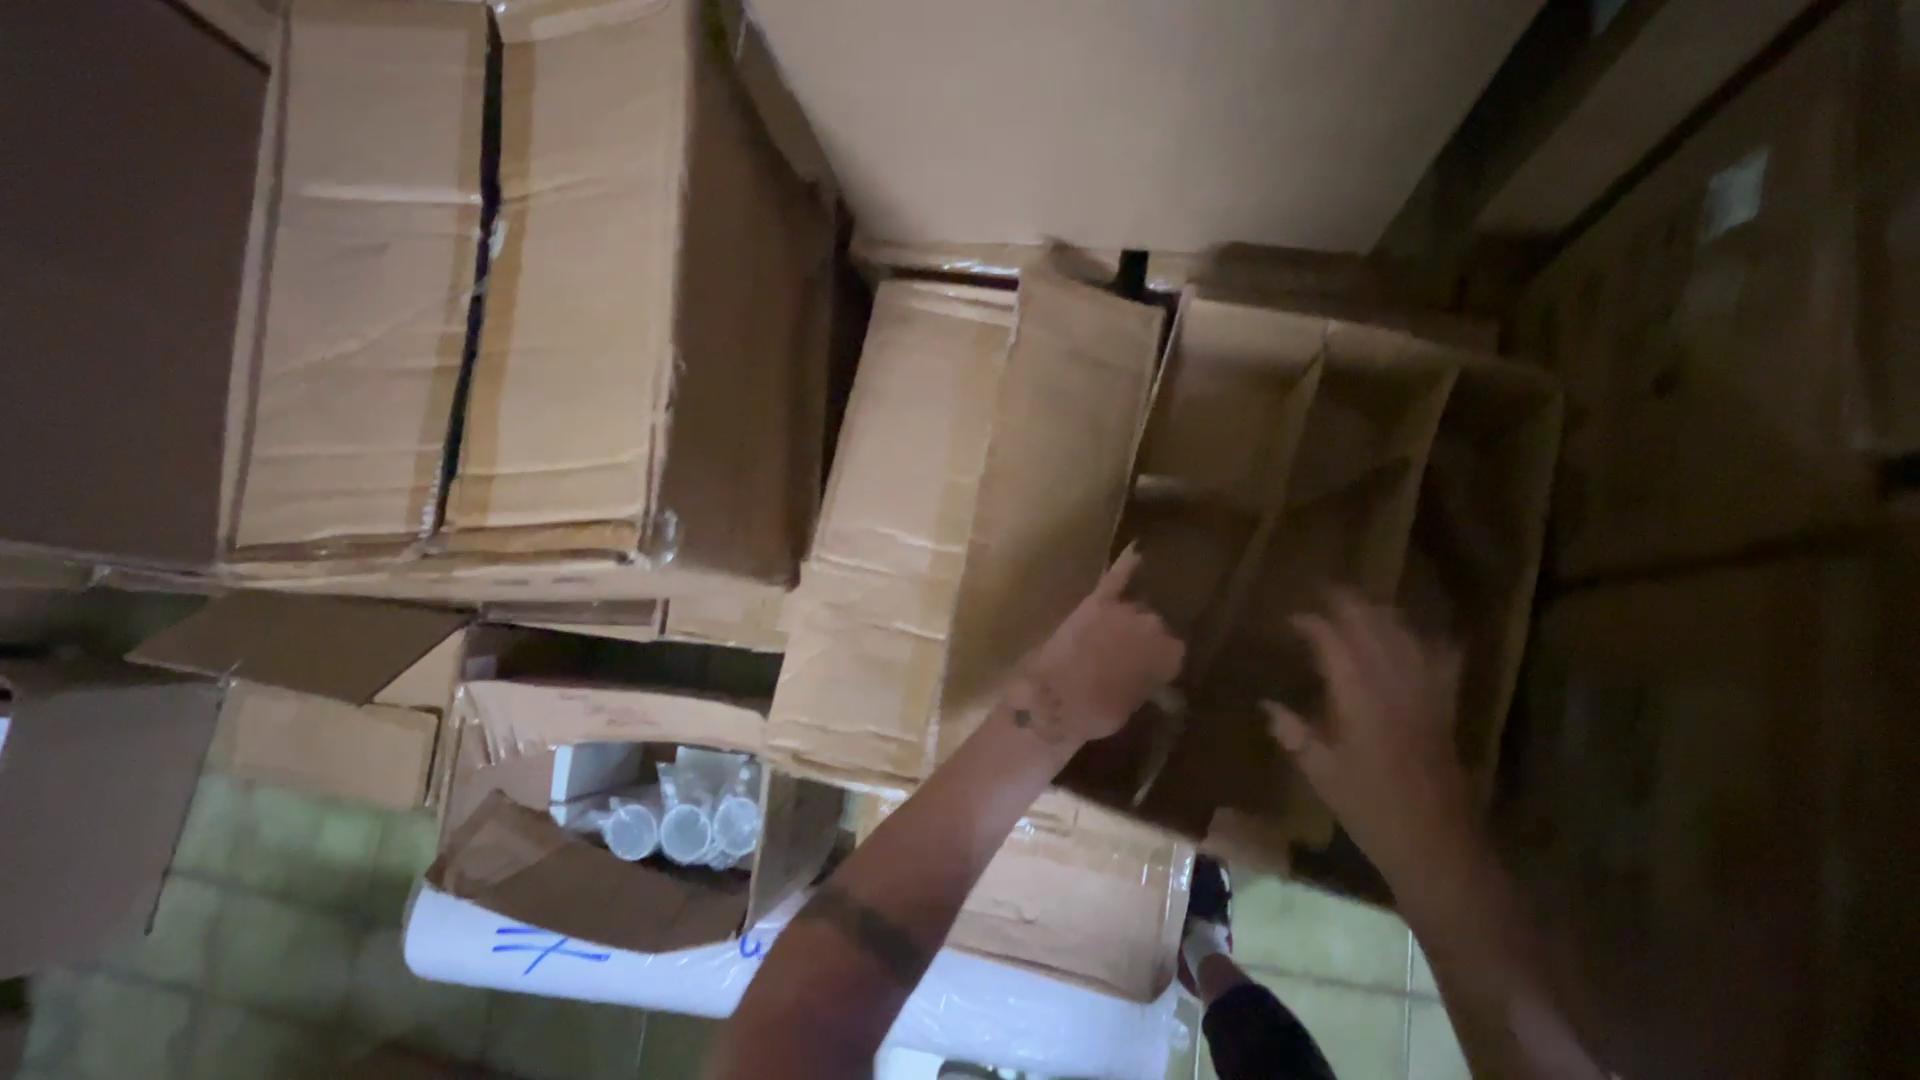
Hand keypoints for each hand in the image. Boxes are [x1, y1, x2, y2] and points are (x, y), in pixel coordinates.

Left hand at [1013, 544, 1184, 746]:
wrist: (1055, 700)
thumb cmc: (1096, 713)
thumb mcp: (1132, 704)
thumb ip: (1148, 684)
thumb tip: (1154, 682)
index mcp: (1170, 655)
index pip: (1173, 650)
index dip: (1159, 660)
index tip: (1149, 668)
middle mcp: (1154, 625)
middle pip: (1155, 625)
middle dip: (1143, 638)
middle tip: (1128, 654)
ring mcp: (1124, 610)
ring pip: (1135, 606)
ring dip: (1130, 615)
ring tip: (1125, 624)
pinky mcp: (1096, 602)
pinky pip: (1116, 576)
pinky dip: (1126, 563)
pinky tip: (1137, 549)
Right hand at [1263, 591, 1475, 882]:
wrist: (1436, 841)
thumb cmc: (1370, 808)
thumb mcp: (1321, 773)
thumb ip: (1294, 734)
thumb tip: (1268, 705)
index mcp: (1359, 697)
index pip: (1333, 641)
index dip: (1312, 623)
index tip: (1292, 618)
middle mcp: (1394, 683)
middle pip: (1372, 625)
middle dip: (1347, 603)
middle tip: (1324, 593)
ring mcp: (1426, 691)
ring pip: (1405, 634)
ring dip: (1382, 614)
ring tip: (1360, 605)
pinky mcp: (1445, 705)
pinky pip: (1440, 658)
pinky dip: (1425, 639)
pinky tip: (1415, 636)